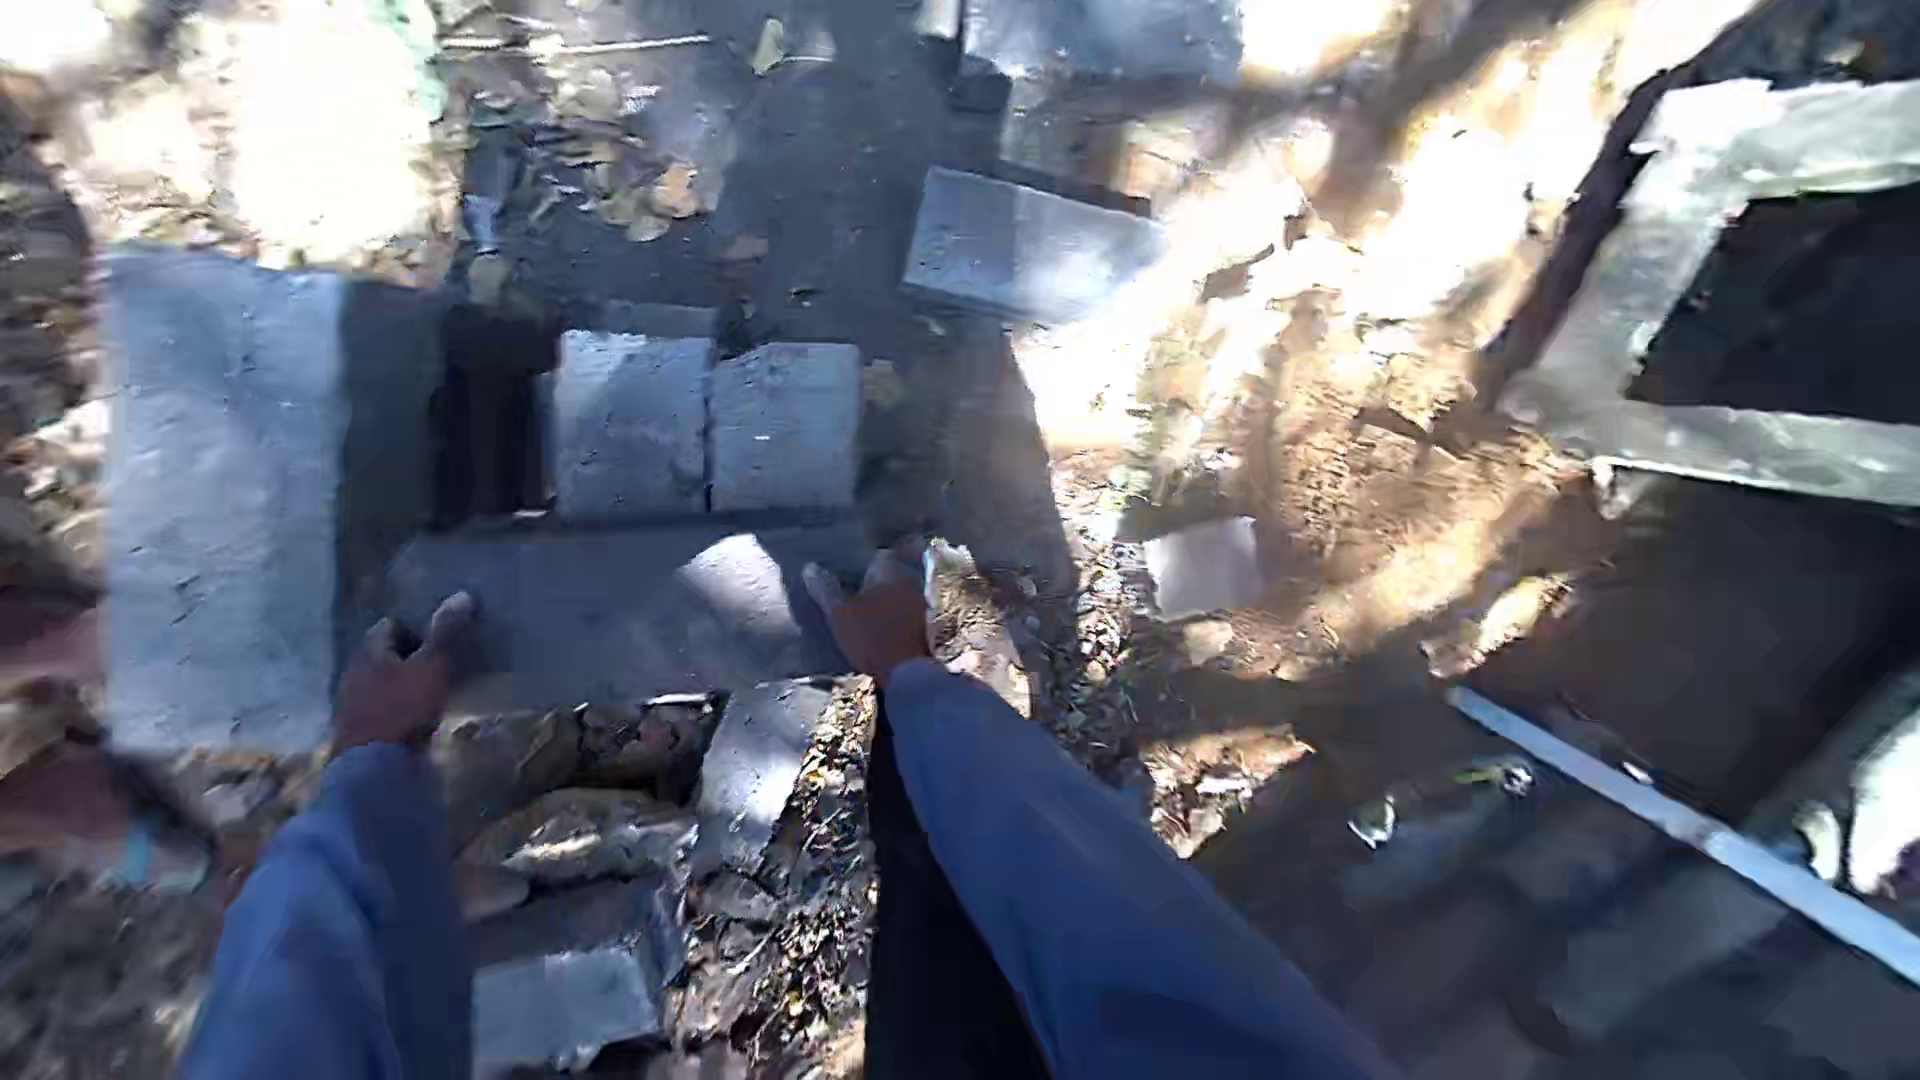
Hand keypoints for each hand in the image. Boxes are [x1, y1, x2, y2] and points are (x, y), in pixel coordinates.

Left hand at [332, 592, 475, 754]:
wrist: (375, 766)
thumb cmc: (404, 706)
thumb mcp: (434, 665)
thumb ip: (446, 632)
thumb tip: (460, 595)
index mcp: (368, 654)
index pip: (388, 626)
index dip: (416, 625)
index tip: (442, 632)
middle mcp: (353, 673)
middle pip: (384, 652)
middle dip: (411, 650)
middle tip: (444, 655)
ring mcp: (353, 703)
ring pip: (383, 679)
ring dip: (405, 677)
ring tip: (437, 681)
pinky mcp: (361, 727)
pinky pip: (384, 702)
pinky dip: (402, 700)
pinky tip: (421, 709)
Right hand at [804, 548, 931, 687]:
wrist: (907, 672)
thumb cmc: (871, 637)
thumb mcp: (840, 614)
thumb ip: (825, 590)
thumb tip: (809, 568)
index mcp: (890, 572)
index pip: (876, 555)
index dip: (859, 561)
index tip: (843, 570)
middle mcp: (909, 582)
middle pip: (887, 574)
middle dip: (870, 581)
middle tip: (848, 590)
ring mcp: (920, 603)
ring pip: (896, 594)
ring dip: (881, 600)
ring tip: (860, 610)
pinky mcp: (924, 625)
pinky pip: (904, 612)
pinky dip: (891, 615)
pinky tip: (877, 627)